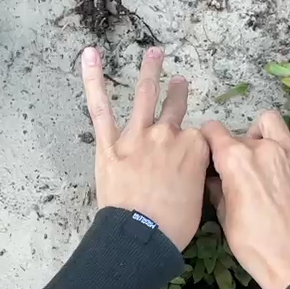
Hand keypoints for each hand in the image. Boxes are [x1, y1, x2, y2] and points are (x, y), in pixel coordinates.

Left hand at [83, 46, 208, 249]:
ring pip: (144, 94)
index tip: (196, 151)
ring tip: (154, 53)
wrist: (142, 236)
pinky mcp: (110, 144)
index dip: (198, 143)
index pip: (200, 136)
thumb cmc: (174, 227)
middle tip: (180, 83)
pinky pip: (99, 108)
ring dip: (150, 70)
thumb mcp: (200, 199)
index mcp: (195, 148)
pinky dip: (93, 79)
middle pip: (176, 109)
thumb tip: (190, 170)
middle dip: (179, 94)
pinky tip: (90, 55)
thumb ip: (196, 175)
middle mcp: (168, 134)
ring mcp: (138, 136)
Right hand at [200, 112, 289, 288]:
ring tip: (264, 154)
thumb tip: (214, 178)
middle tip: (238, 175)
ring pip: (271, 121)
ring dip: (263, 133)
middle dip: (234, 150)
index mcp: (235, 159)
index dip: (208, 144)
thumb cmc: (251, 243)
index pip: (212, 131)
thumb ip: (217, 189)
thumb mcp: (223, 216)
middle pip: (241, 134)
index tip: (211, 159)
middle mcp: (262, 147)